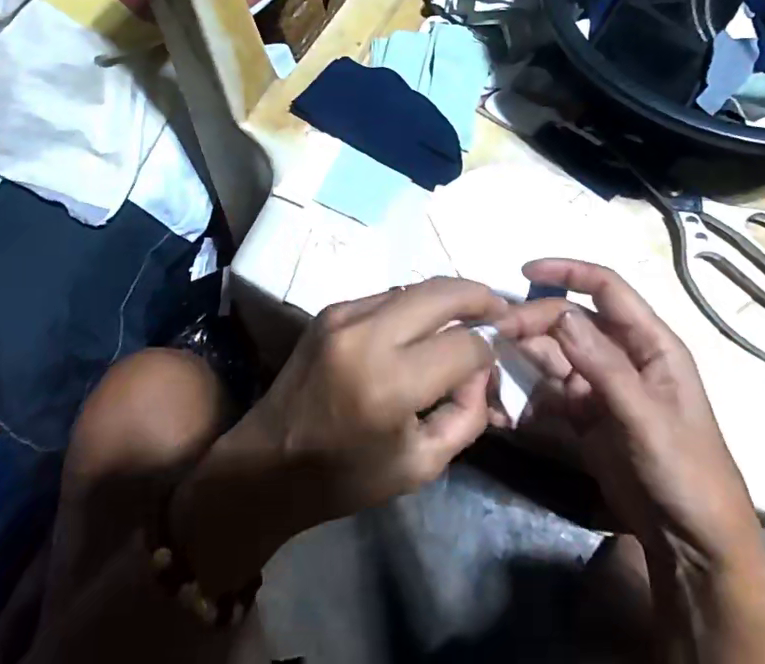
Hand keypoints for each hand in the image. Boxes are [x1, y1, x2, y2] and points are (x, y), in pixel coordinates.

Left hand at [174, 277, 507, 559]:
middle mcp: (367, 336)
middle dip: (482, 299)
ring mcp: (345, 316)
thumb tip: (482, 369)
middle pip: (445, 292)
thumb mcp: (421, 465)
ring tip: (470, 314)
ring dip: (451, 297)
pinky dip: (418, 305)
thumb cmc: (344, 477)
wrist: (262, 466)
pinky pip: (391, 295)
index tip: (495, 360)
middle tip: (501, 312)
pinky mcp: (332, 311)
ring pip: (419, 286)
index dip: (489, 351)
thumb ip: (466, 415)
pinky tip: (425, 325)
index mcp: (389, 385)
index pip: (465, 346)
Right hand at [502, 259, 761, 572]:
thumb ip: (603, 366)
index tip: (525, 270)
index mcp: (651, 343)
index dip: (569, 272)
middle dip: (536, 320)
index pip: (608, 289)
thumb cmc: (684, 470)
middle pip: (573, 322)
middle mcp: (625, 356)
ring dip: (526, 354)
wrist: (693, 543)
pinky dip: (527, 396)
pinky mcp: (587, 420)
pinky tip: (502, 404)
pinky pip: (551, 395)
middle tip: (497, 332)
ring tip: (491, 357)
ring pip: (557, 356)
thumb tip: (561, 313)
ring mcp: (604, 388)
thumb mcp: (646, 417)